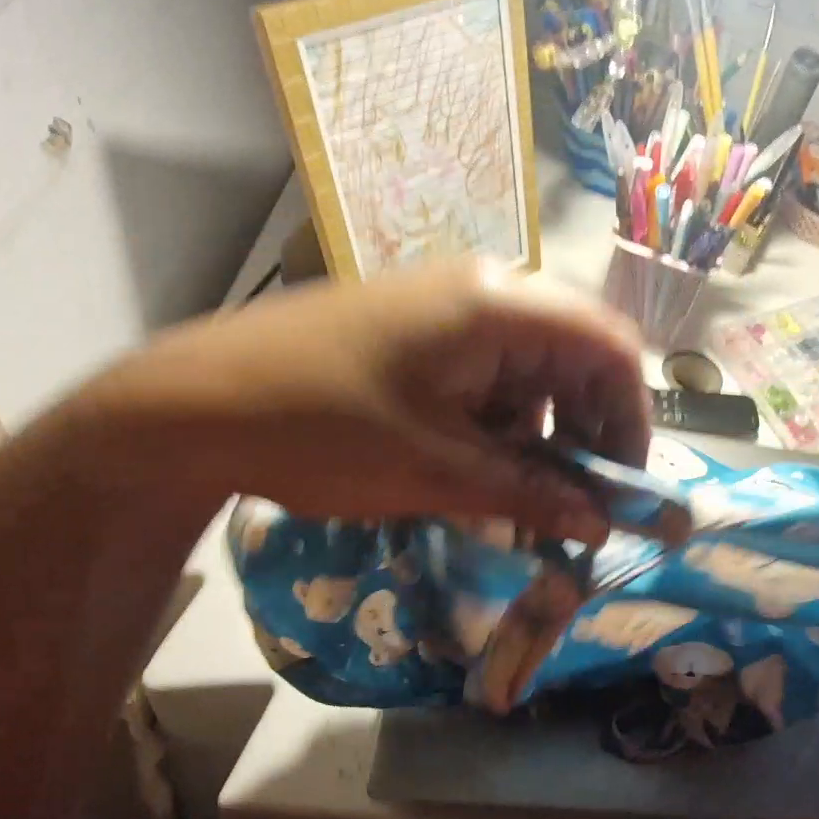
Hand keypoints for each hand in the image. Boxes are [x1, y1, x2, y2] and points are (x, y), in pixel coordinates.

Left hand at [78, 265, 648, 544]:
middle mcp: (483, 292)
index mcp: (498, 306)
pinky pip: (488, 377)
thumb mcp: (435, 471)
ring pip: (532, 372)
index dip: (633, 419)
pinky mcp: (417, 334)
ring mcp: (445, 309)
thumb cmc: (319, 429)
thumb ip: (531, 494)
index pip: (610, 347)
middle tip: (576, 504)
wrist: (184, 407)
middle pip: (576, 358)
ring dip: (542, 435)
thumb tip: (603, 526)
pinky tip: (475, 470)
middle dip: (588, 432)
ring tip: (521, 497)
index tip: (623, 488)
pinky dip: (500, 426)